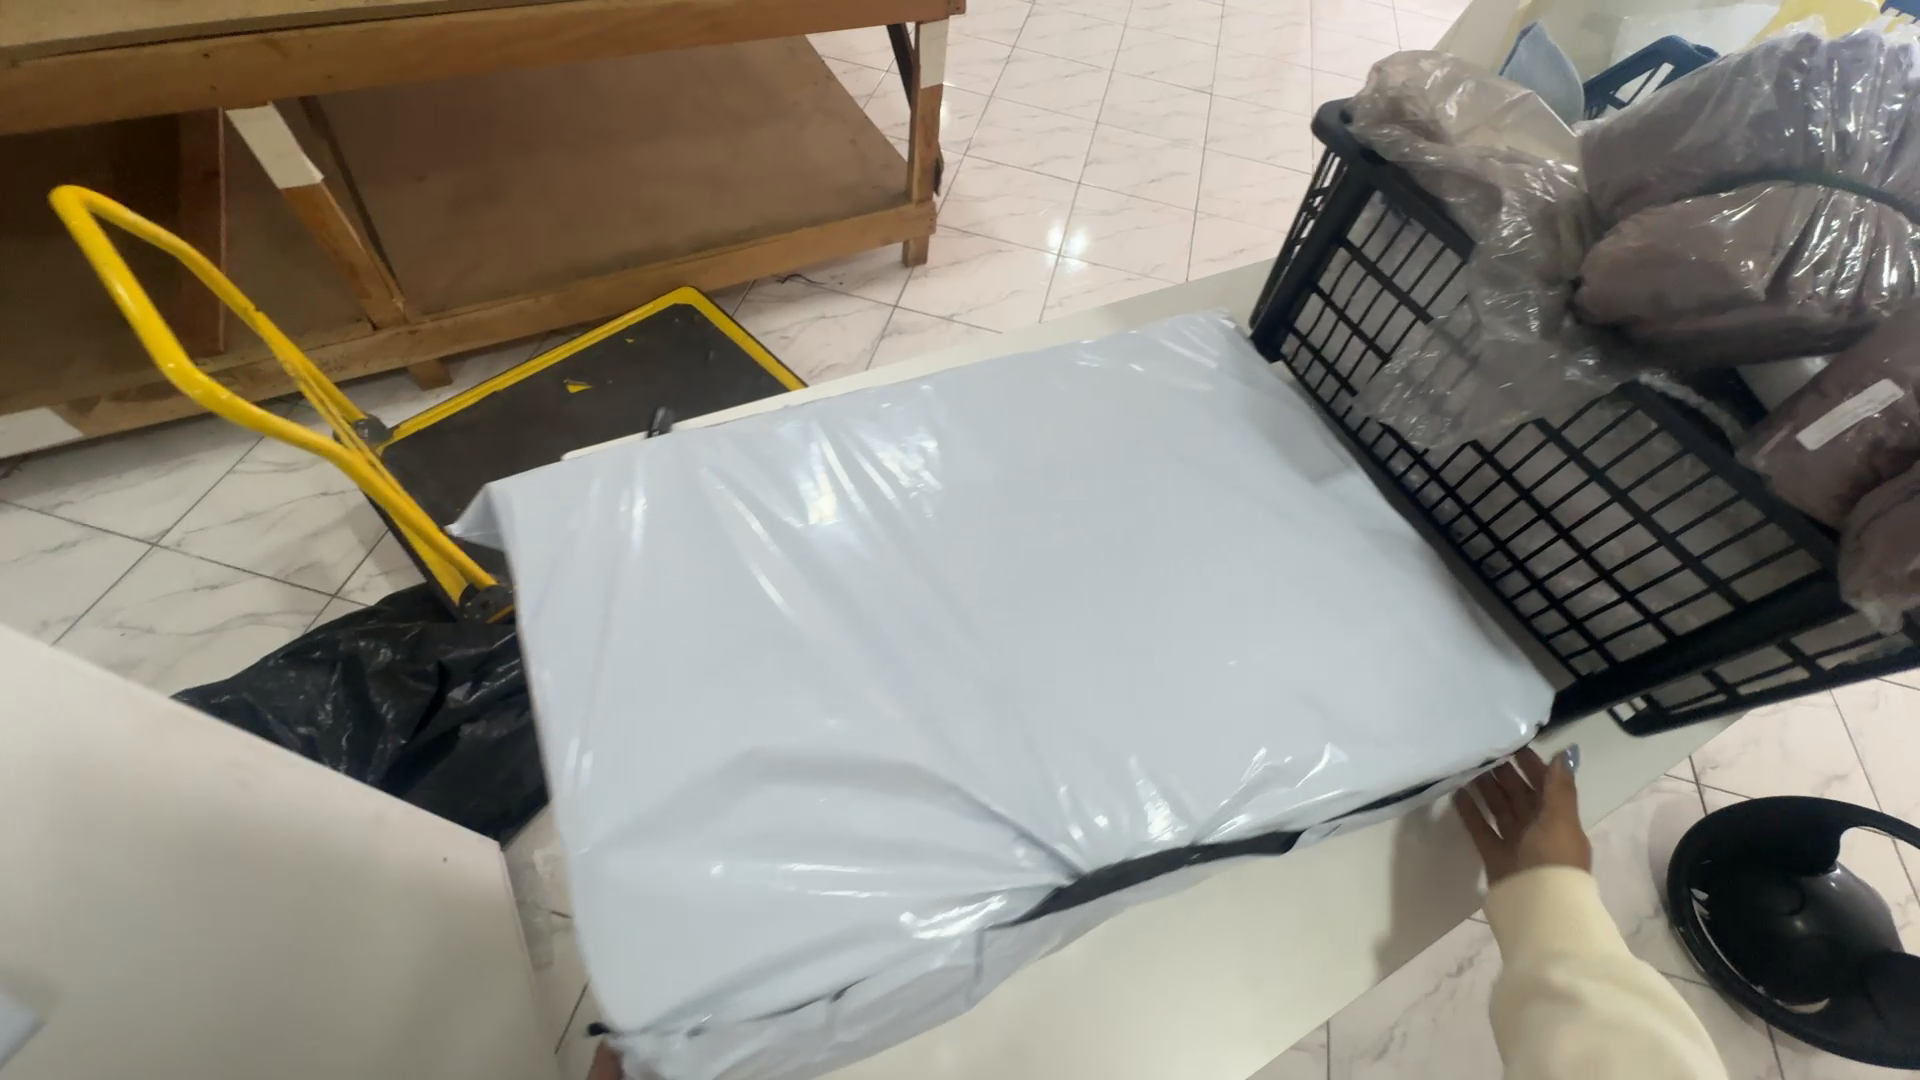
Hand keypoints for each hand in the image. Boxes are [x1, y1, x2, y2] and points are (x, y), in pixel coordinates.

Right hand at [1453, 747, 1590, 884]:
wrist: (1538, 903)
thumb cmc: (1554, 857)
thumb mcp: (1561, 820)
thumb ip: (1559, 788)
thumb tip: (1563, 754)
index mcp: (1559, 821)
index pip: (1545, 786)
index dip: (1532, 766)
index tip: (1512, 744)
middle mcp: (1539, 830)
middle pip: (1520, 796)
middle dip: (1506, 774)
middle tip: (1483, 752)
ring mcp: (1515, 842)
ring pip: (1500, 809)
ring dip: (1486, 789)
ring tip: (1466, 768)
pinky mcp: (1494, 853)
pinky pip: (1481, 827)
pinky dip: (1470, 811)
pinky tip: (1457, 794)